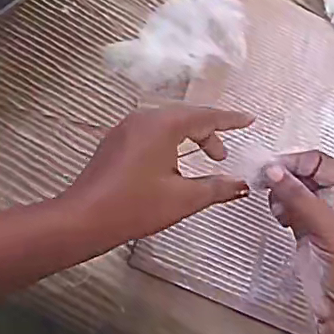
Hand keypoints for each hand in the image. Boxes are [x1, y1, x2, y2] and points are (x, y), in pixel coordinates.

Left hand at [59, 103, 253, 247]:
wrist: (84, 218)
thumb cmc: (134, 206)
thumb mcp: (183, 198)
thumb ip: (217, 187)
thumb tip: (242, 184)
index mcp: (162, 125)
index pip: (205, 116)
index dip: (229, 119)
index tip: (248, 120)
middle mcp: (142, 119)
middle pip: (184, 117)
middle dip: (208, 133)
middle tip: (222, 156)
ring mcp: (125, 129)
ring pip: (166, 125)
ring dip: (187, 138)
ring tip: (202, 160)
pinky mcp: (114, 142)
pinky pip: (150, 133)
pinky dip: (168, 142)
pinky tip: (172, 163)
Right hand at [263, 151, 333, 320]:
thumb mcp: (329, 229)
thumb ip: (299, 197)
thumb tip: (276, 171)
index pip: (320, 162)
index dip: (294, 163)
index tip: (269, 169)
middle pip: (307, 174)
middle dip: (285, 178)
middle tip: (265, 183)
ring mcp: (326, 219)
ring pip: (296, 192)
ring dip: (282, 194)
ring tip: (278, 207)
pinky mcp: (311, 234)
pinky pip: (292, 210)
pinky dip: (282, 209)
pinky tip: (281, 217)